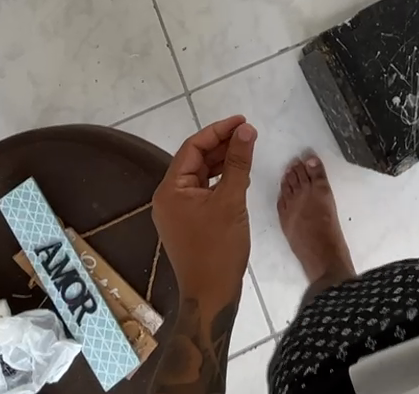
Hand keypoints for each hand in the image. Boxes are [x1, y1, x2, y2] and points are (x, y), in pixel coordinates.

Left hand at [153, 116, 257, 306]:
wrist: (212, 296)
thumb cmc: (218, 248)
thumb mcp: (232, 200)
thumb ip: (238, 162)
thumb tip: (246, 130)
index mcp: (171, 190)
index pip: (193, 147)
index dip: (218, 130)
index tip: (243, 121)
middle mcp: (169, 197)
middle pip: (196, 159)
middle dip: (222, 144)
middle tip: (249, 133)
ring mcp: (178, 211)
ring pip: (201, 174)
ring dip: (223, 160)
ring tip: (247, 149)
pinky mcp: (189, 221)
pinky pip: (204, 190)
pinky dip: (221, 179)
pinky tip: (239, 174)